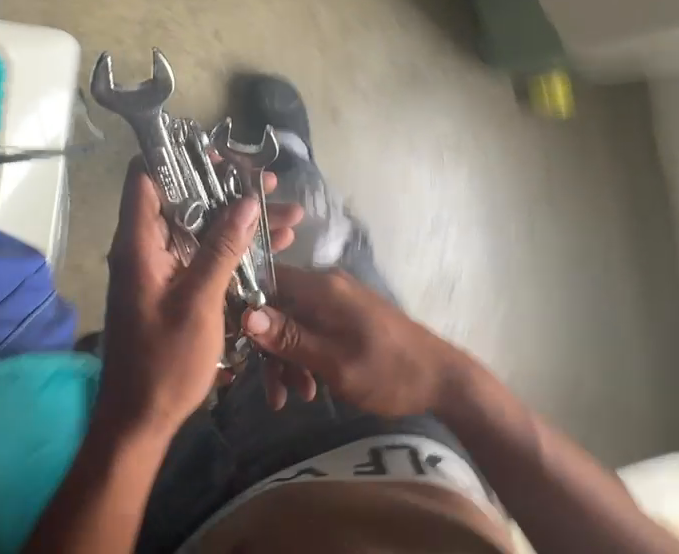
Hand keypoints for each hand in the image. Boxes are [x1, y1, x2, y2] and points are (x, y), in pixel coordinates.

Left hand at [97, 161, 302, 438]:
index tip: (221, 154)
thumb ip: (222, 249)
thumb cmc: (164, 362)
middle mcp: (146, 247)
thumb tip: (246, 201)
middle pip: (185, 199)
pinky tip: (276, 245)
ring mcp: (162, 268)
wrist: (140, 419)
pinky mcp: (176, 287)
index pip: (146, 177)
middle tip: (271, 184)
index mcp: (138, 243)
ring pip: (202, 228)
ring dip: (242, 221)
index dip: (179, 157)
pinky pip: (205, 255)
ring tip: (290, 215)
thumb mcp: (199, 302)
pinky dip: (236, 248)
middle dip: (229, 189)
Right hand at [242, 265, 468, 416]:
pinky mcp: (346, 316)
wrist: (443, 380)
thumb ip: (290, 338)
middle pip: (279, 307)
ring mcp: (338, 299)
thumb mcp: (334, 362)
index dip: (246, 308)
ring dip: (288, 359)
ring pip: (294, 322)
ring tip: (296, 398)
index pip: (267, 280)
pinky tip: (310, 388)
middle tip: (274, 393)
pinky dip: (306, 356)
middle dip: (270, 348)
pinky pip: (312, 329)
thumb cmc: (389, 371)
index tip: (236, 344)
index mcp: (322, 287)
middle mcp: (327, 285)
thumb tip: (245, 314)